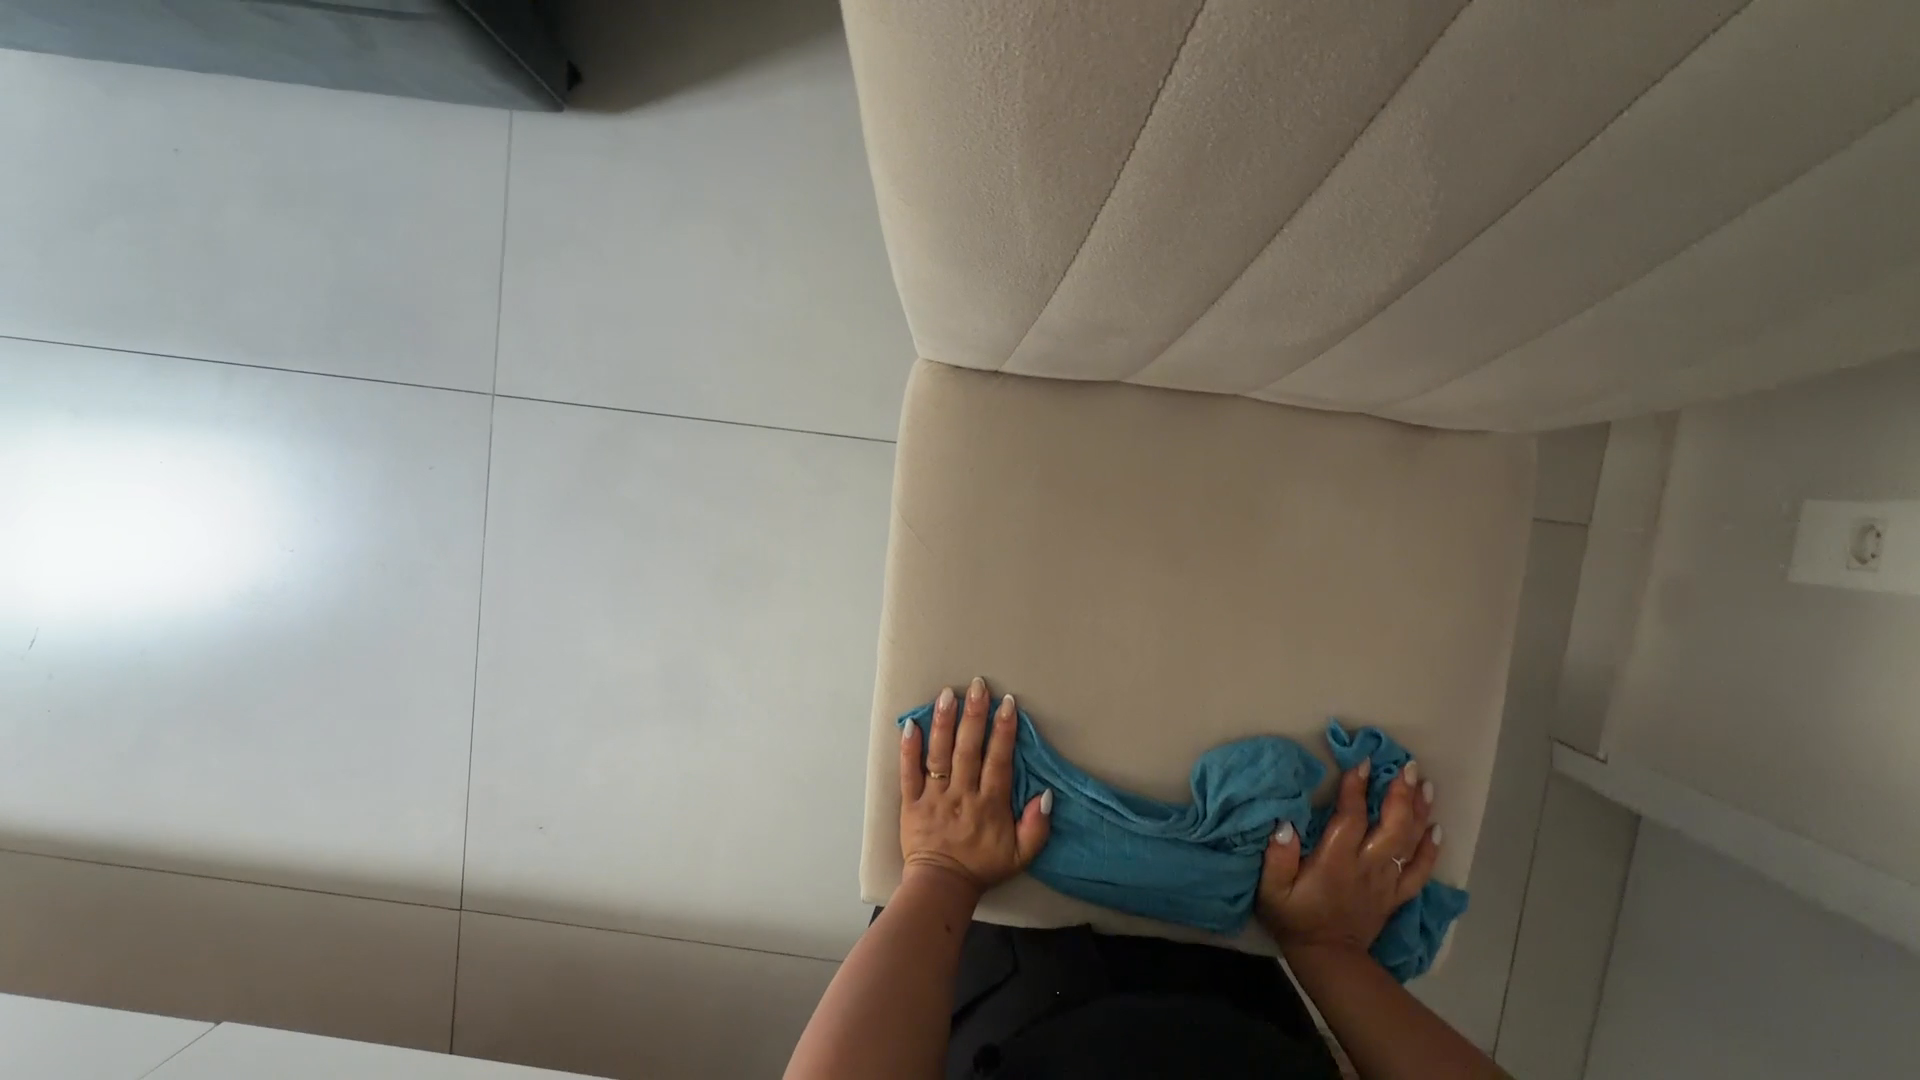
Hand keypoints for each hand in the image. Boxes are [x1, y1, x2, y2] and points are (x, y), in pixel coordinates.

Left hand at [899, 677, 1050, 896]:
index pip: (998, 760)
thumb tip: (1045, 794)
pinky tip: (910, 724)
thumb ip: (1037, 826)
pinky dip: (909, 748)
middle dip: (974, 715)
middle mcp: (961, 795)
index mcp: (989, 805)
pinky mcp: (911, 802)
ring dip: (944, 723)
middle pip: (968, 749)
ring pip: (939, 754)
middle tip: (978, 685)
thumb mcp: (1021, 855)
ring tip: (947, 694)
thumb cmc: (982, 867)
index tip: (1008, 704)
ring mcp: (934, 796)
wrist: (942, 887)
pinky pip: (908, 772)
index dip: (1004, 731)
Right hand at [1257, 758, 1440, 956]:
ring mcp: (1386, 881)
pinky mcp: (1395, 894)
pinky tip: (1436, 828)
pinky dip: (1430, 849)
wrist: (1327, 959)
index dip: (1356, 789)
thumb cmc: (1294, 917)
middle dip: (1400, 794)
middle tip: (1406, 766)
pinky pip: (1420, 871)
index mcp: (1336, 860)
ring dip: (1419, 811)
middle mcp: (1367, 866)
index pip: (1350, 817)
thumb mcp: (1271, 890)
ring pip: (1410, 842)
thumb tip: (1286, 823)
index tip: (1361, 762)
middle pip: (1392, 826)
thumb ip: (1277, 856)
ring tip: (1424, 784)